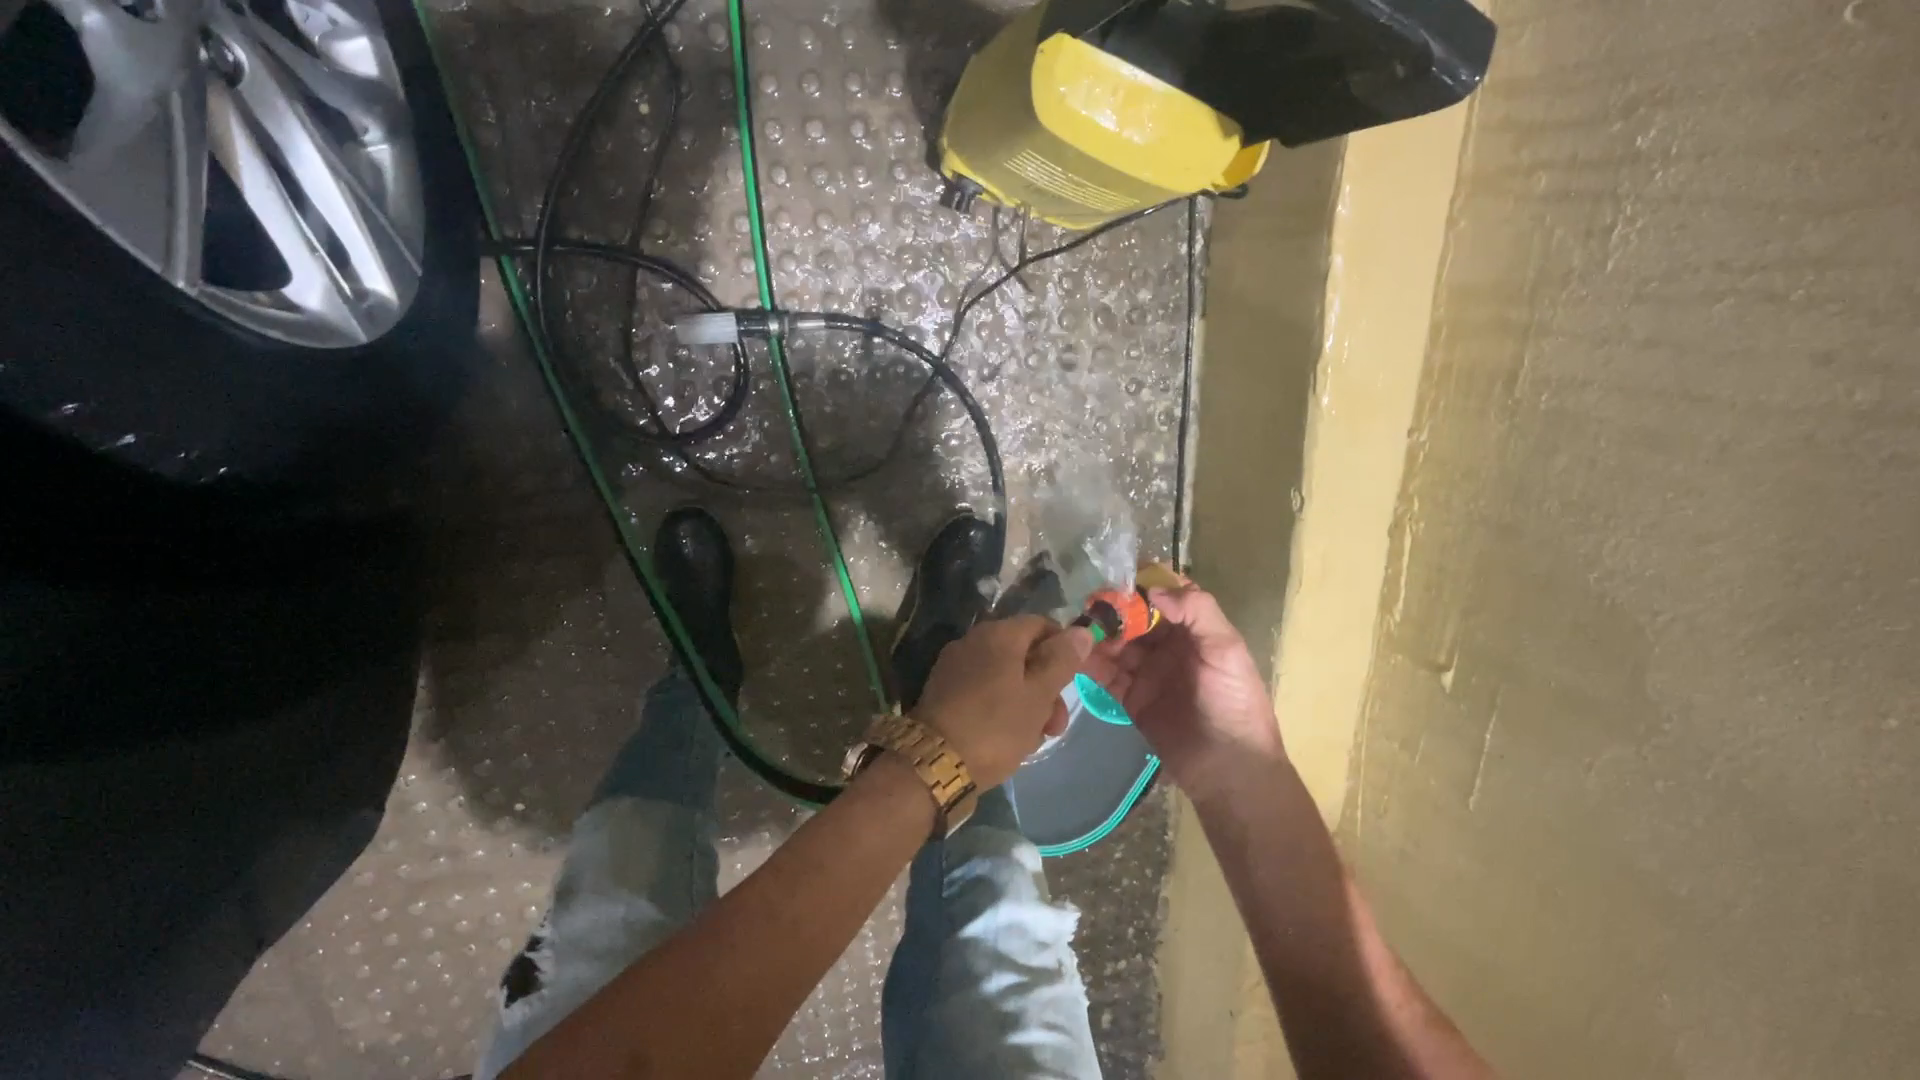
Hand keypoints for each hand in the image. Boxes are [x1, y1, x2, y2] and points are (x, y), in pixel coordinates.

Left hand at [912, 616, 1092, 788]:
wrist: (934, 764)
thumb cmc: (995, 727)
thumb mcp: (1038, 695)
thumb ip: (1061, 660)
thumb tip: (1081, 631)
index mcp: (999, 634)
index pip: (1042, 625)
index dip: (1064, 649)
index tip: (1074, 683)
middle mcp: (973, 641)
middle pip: (1024, 654)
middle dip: (1047, 688)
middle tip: (1055, 727)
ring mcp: (955, 666)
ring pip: (1005, 677)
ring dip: (1026, 703)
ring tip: (1032, 741)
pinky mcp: (943, 692)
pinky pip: (983, 692)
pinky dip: (1001, 709)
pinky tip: (1007, 739)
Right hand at [1082, 583, 1281, 793]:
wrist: (1229, 768)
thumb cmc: (1235, 702)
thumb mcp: (1226, 649)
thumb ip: (1196, 611)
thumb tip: (1153, 589)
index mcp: (1196, 630)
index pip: (1165, 596)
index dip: (1142, 585)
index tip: (1117, 578)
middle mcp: (1170, 646)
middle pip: (1135, 618)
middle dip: (1113, 610)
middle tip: (1089, 605)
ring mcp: (1149, 672)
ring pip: (1117, 644)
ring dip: (1099, 635)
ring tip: (1078, 630)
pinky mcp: (1131, 699)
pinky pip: (1107, 675)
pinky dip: (1091, 664)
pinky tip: (1076, 656)